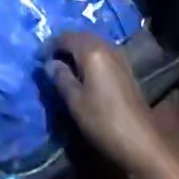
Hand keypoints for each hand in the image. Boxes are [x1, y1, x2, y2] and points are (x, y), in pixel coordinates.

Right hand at [46, 32, 164, 173]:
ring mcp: (119, 57)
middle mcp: (107, 47)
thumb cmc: (103, 121)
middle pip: (81, 37)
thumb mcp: (74, 101)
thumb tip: (49, 63)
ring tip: (64, 67)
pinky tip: (84, 73)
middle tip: (50, 62)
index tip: (38, 60)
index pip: (65, 38)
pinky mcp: (125, 68)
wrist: (140, 141)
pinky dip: (89, 57)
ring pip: (93, 44)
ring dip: (77, 51)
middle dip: (64, 45)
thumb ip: (60, 77)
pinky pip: (102, 53)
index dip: (49, 46)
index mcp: (92, 51)